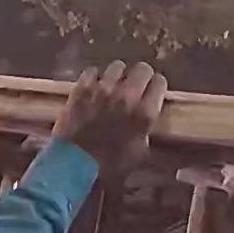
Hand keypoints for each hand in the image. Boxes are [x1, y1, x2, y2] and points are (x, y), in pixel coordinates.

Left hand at [52, 61, 167, 174]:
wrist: (73, 165)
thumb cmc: (109, 166)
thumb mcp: (139, 153)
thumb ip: (146, 130)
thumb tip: (146, 118)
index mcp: (144, 113)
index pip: (160, 83)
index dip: (157, 87)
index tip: (153, 92)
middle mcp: (126, 96)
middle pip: (142, 69)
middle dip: (142, 76)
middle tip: (136, 86)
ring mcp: (102, 89)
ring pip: (117, 66)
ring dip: (118, 75)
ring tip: (114, 85)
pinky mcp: (82, 89)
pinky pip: (93, 71)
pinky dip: (95, 78)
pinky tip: (94, 87)